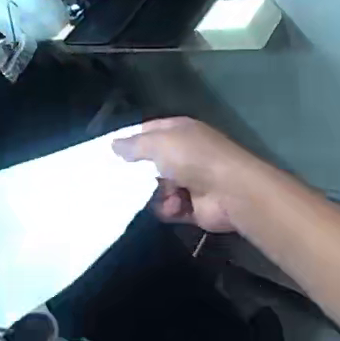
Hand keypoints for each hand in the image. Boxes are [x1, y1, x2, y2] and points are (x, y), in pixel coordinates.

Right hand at [113, 117, 282, 234]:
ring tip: (156, 194)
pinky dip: (168, 209)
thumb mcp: (159, 143)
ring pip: (156, 188)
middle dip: (136, 172)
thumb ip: (134, 145)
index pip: (148, 131)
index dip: (128, 140)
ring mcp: (189, 180)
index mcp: (179, 131)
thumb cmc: (193, 158)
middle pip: (150, 162)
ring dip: (153, 193)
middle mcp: (184, 153)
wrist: (232, 192)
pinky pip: (168, 208)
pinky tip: (172, 207)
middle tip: (115, 181)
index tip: (107, 152)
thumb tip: (114, 145)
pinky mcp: (192, 206)